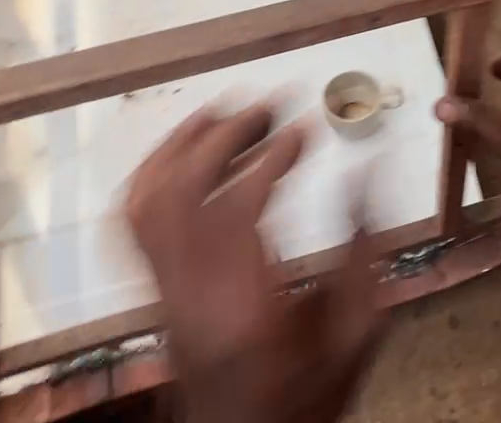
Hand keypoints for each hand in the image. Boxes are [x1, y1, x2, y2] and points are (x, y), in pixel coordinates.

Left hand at [124, 104, 385, 422]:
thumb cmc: (305, 395)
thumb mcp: (357, 331)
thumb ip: (363, 247)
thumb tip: (366, 167)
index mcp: (241, 307)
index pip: (236, 208)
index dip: (271, 158)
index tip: (304, 130)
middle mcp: (189, 293)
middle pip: (181, 192)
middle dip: (225, 135)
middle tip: (269, 107)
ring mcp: (162, 290)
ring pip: (147, 199)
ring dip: (183, 143)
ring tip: (225, 110)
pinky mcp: (154, 287)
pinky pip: (134, 220)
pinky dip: (153, 171)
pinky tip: (186, 148)